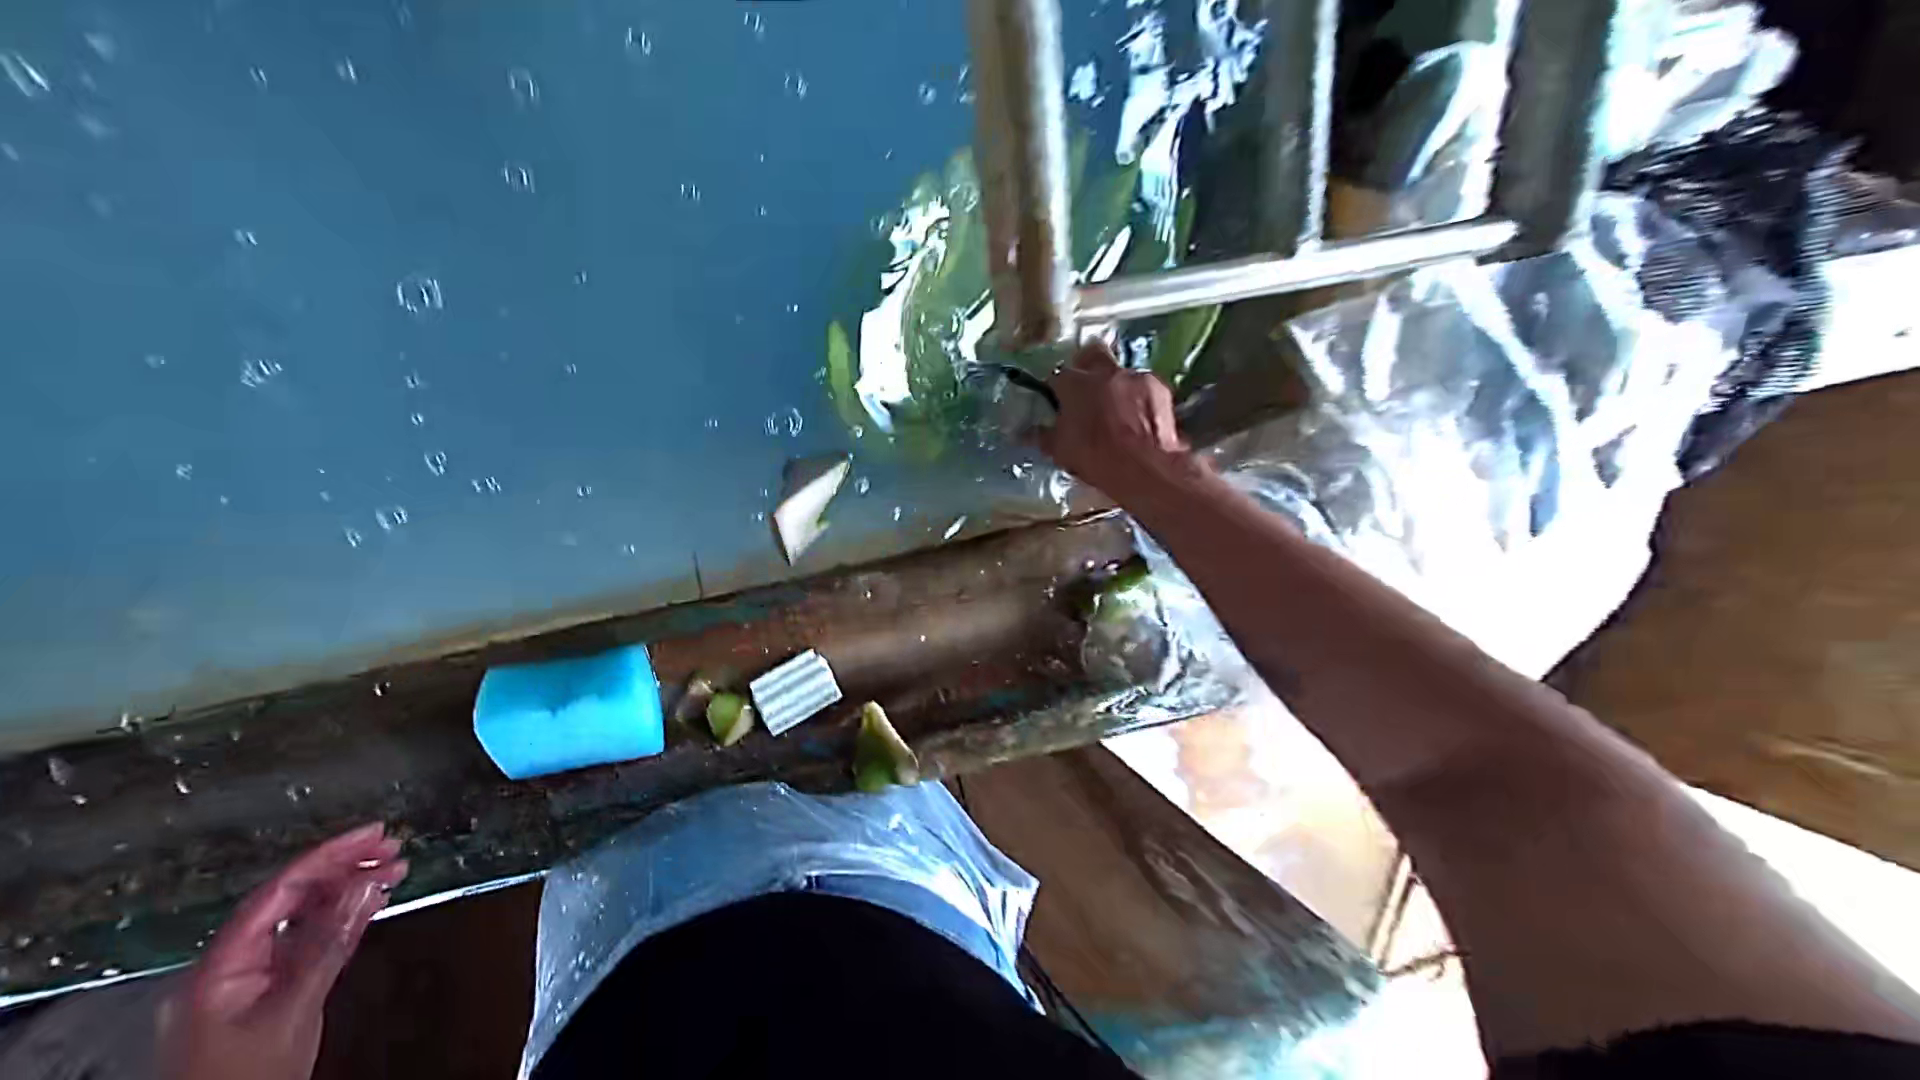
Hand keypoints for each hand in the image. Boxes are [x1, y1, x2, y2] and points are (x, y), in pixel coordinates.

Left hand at [157, 823, 408, 1079]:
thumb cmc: (246, 1078)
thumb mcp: (294, 1008)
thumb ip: (329, 945)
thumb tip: (364, 889)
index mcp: (220, 966)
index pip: (277, 893)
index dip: (326, 857)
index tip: (370, 835)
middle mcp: (231, 964)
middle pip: (289, 898)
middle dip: (343, 867)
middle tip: (390, 846)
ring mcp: (249, 977)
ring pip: (302, 916)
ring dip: (349, 889)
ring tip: (393, 869)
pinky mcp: (270, 988)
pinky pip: (308, 938)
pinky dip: (343, 916)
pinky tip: (371, 902)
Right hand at [1037, 342, 1195, 498]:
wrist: (1145, 467)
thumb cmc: (1097, 458)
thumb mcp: (1061, 451)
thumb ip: (1044, 436)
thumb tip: (1026, 433)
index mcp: (1074, 384)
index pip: (1057, 376)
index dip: (1057, 389)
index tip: (1058, 401)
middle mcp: (1104, 372)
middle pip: (1092, 353)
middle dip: (1087, 365)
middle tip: (1087, 388)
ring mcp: (1134, 376)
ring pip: (1120, 372)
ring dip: (1116, 386)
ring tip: (1118, 411)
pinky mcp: (1158, 386)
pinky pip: (1143, 386)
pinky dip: (1139, 398)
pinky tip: (1140, 417)